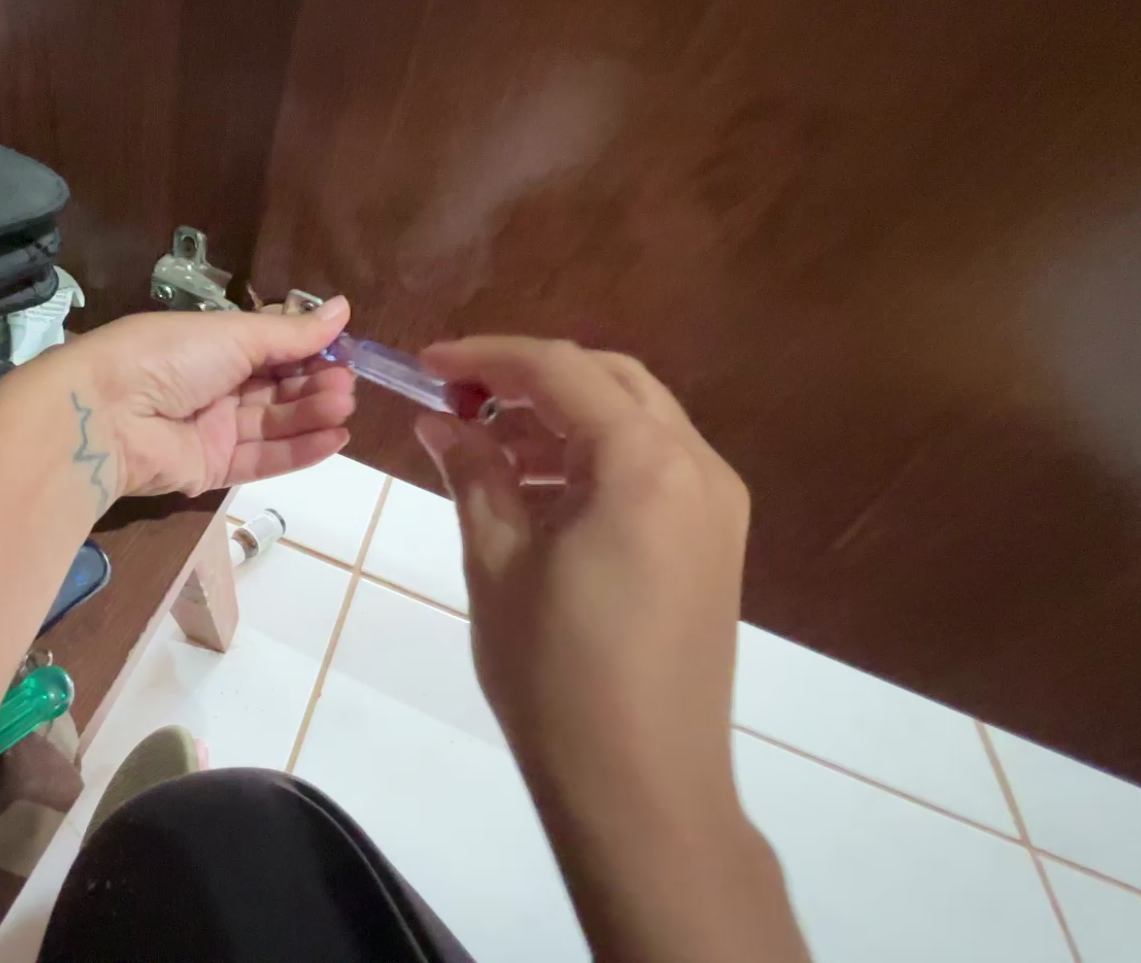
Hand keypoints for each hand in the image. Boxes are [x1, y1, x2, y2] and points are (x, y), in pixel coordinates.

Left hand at [67, 297, 357, 497]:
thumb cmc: (169, 356)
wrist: (107, 413)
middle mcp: (213, 386)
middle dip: (313, 385)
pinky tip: (335, 439)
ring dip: (311, 415)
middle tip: (347, 384)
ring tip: (344, 406)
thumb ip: (290, 332)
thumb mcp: (233, 334)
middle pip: (275, 389)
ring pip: (272, 425)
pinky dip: (298, 451)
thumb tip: (343, 309)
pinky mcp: (211, 468)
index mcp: (212, 345)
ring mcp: (212, 430)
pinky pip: (261, 460)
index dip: (307, 351)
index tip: (344, 352)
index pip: (271, 349)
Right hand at [413, 338, 750, 815]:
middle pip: (607, 379)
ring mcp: (714, 505)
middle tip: (458, 395)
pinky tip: (537, 488)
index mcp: (643, 464)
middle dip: (527, 375)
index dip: (485, 356)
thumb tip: (439, 421)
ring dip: (559, 414)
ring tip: (488, 443)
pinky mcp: (712, 540)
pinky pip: (649, 464)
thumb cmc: (553, 670)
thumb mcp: (496, 559)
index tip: (427, 364)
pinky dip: (589, 455)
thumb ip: (472, 472)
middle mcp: (696, 467)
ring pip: (632, 418)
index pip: (559, 370)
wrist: (641, 784)